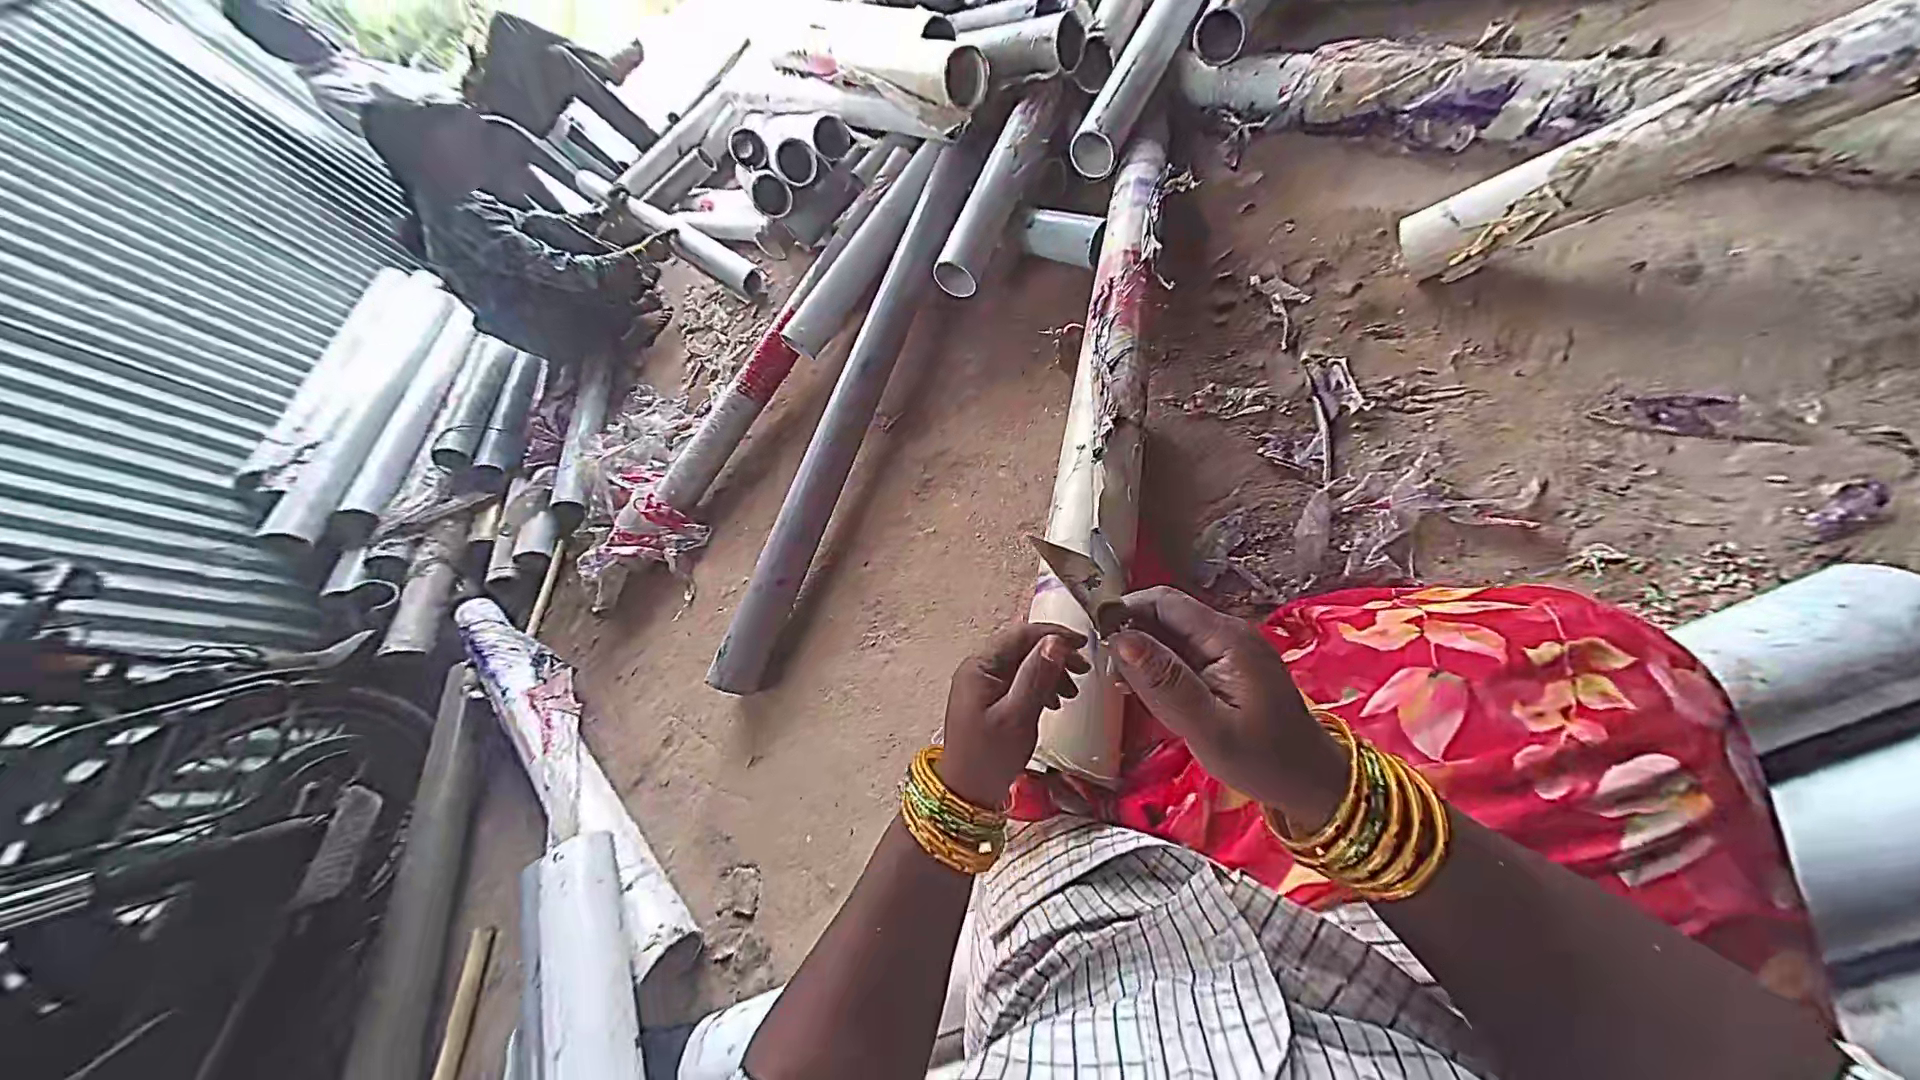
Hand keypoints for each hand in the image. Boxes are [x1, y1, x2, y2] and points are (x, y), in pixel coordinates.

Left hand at [939, 623, 1089, 807]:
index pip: (1020, 634)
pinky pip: (1018, 681)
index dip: (1054, 634)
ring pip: (1023, 664)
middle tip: (1083, 670)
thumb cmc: (989, 756)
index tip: (1083, 644)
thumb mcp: (1017, 716)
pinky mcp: (989, 699)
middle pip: (1022, 647)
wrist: (966, 792)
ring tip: (1072, 693)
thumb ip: (1036, 677)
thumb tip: (1056, 642)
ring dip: (1050, 672)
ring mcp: (983, 683)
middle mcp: (979, 668)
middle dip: (1055, 655)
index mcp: (980, 666)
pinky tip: (1054, 703)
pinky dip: (1039, 686)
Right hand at [1109, 587, 1348, 830]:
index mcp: (1226, 638)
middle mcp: (1228, 632)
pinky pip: (1182, 651)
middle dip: (1131, 635)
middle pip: (1164, 614)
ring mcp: (1228, 647)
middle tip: (1110, 674)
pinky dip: (1159, 666)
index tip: (1096, 640)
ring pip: (1169, 633)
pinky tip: (1149, 693)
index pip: (1163, 601)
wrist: (1312, 783)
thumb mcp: (1208, 728)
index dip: (1125, 611)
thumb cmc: (1261, 761)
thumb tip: (1120, 638)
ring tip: (1127, 688)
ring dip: (1142, 653)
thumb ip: (1164, 682)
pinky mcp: (1226, 663)